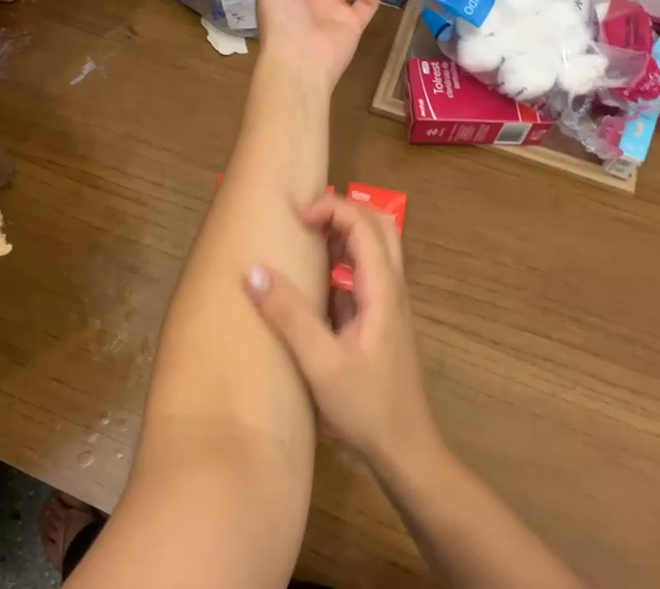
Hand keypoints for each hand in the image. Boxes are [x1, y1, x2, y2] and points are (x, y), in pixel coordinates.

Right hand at [245, 195, 434, 462]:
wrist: (406, 451)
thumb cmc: (367, 407)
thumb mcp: (320, 364)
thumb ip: (289, 316)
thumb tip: (253, 270)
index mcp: (382, 290)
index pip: (364, 224)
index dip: (331, 208)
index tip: (296, 218)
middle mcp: (392, 289)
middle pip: (379, 226)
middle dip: (342, 211)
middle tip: (304, 220)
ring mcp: (389, 306)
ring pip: (375, 249)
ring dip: (343, 234)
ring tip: (305, 240)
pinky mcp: (380, 321)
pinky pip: (365, 274)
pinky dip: (342, 262)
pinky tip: (314, 283)